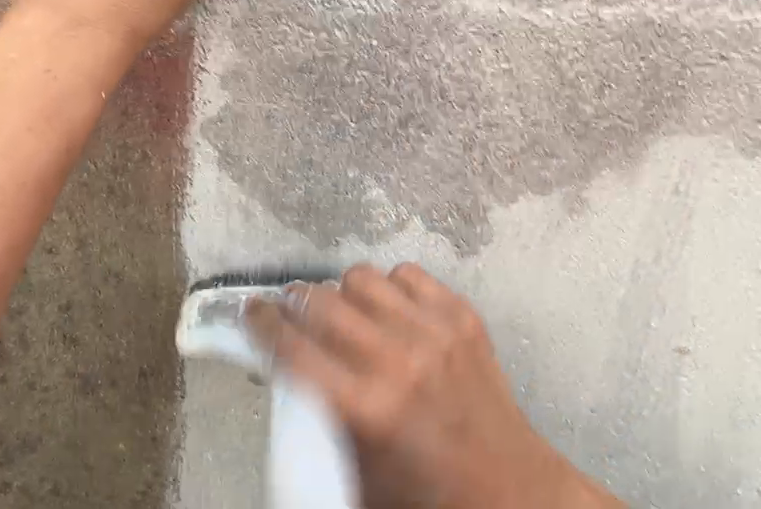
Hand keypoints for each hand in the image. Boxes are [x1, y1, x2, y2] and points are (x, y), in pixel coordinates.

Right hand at [251, 265, 622, 508]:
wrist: (509, 488)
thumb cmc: (424, 494)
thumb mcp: (355, 475)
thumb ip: (316, 423)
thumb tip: (280, 372)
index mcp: (365, 408)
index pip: (292, 346)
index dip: (262, 322)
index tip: (251, 312)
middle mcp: (397, 359)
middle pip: (321, 300)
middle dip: (296, 302)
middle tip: (292, 312)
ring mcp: (434, 331)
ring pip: (361, 277)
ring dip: (344, 293)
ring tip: (345, 311)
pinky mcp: (462, 316)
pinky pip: (407, 273)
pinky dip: (391, 287)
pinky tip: (391, 311)